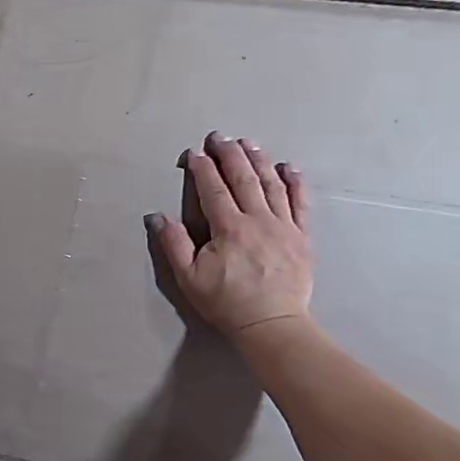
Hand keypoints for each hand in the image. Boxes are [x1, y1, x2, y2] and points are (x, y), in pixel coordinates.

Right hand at [149, 131, 312, 338]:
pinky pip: (299, 201)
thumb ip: (174, 245)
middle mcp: (258, 220)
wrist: (271, 324)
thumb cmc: (226, 303)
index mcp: (228, 229)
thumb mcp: (189, 279)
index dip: (202, 169)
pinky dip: (294, 181)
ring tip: (248, 142)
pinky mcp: (301, 236)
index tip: (194, 153)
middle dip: (229, 154)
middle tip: (219, 136)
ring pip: (271, 184)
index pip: (213, 190)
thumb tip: (158, 217)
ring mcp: (283, 225)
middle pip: (243, 178)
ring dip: (258, 159)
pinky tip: (288, 167)